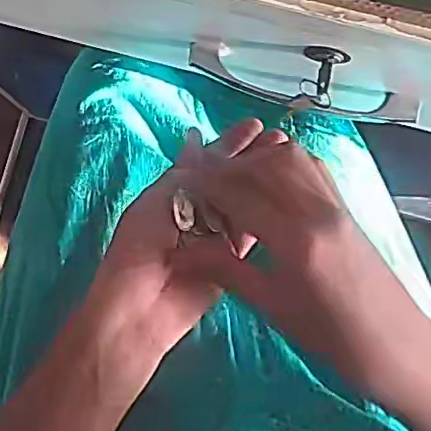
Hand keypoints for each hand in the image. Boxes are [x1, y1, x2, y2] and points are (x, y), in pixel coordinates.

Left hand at [71, 119, 272, 366]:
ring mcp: (214, 235)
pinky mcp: (230, 260)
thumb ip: (186, 172)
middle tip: (282, 141)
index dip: (231, 143)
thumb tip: (195, 137)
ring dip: (263, 184)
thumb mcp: (160, 198)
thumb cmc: (141, 244)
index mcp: (176, 191)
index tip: (256, 126)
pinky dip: (264, 217)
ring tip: (290, 160)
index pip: (209, 161)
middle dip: (253, 161)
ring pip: (243, 204)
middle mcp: (197, 210)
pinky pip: (249, 235)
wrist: (141, 304)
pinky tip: (287, 196)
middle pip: (231, 181)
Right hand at [171, 127, 430, 422]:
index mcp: (299, 242)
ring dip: (251, 158)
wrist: (401, 348)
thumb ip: (228, 271)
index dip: (205, 183)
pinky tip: (262, 177)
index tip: (180, 183)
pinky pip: (308, 164)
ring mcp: (335, 203)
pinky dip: (278, 160)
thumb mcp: (274, 309)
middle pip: (263, 163)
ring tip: (226, 177)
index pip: (240, 193)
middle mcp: (319, 212)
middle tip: (197, 178)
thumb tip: (184, 250)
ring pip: (287, 155)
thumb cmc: (336, 340)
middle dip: (224, 165)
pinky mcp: (344, 203)